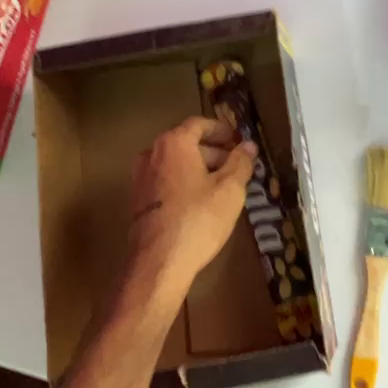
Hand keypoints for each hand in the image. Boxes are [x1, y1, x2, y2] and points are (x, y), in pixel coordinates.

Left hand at [124, 117, 256, 302]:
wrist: (158, 263)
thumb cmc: (198, 219)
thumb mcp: (229, 190)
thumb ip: (241, 162)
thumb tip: (249, 146)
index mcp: (173, 143)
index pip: (199, 124)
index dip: (221, 130)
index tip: (238, 140)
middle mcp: (152, 153)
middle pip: (186, 143)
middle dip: (213, 151)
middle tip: (236, 165)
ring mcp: (141, 177)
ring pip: (175, 163)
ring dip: (199, 168)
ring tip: (222, 185)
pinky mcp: (138, 200)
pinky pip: (165, 180)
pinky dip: (184, 182)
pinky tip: (201, 202)